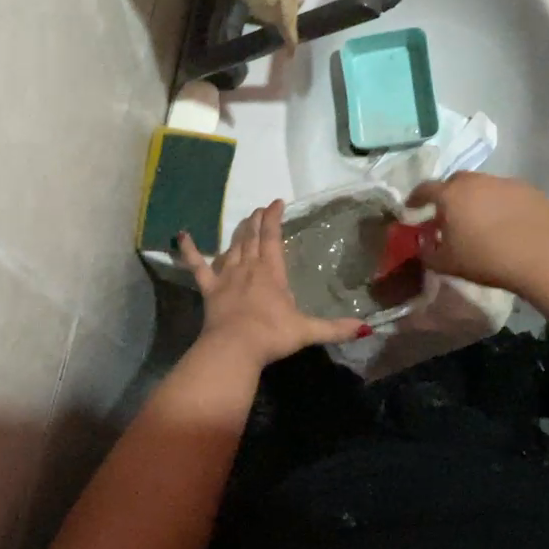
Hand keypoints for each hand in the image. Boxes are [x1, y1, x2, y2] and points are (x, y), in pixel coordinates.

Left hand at [177, 201, 370, 367]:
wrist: (235, 347)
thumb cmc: (272, 335)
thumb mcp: (308, 331)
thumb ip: (335, 328)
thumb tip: (367, 329)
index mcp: (271, 272)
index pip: (273, 237)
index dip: (275, 217)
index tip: (277, 202)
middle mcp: (248, 267)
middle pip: (252, 237)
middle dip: (257, 221)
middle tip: (260, 209)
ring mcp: (226, 276)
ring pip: (231, 247)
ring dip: (237, 232)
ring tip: (243, 220)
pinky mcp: (209, 289)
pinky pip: (196, 265)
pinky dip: (189, 250)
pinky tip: (181, 235)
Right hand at [405, 173, 548, 292]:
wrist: (544, 256)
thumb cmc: (487, 258)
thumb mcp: (446, 263)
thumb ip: (426, 251)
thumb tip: (423, 242)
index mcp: (450, 195)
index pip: (424, 189)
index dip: (415, 198)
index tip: (411, 209)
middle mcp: (475, 181)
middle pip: (454, 182)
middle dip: (447, 196)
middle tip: (447, 215)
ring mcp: (504, 182)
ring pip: (481, 186)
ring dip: (475, 199)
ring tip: (479, 221)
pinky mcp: (528, 189)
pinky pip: (504, 193)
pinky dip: (499, 204)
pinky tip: (505, 223)